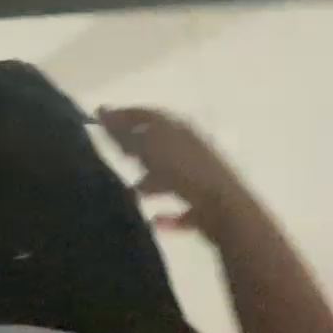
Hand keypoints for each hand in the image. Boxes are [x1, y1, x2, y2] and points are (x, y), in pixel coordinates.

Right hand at [98, 106, 251, 233]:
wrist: (232, 215)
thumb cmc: (183, 174)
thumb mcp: (145, 148)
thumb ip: (121, 132)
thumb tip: (100, 110)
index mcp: (177, 129)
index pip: (146, 114)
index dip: (123, 116)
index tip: (101, 123)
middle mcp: (193, 147)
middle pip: (159, 145)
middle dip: (137, 152)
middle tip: (118, 159)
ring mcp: (205, 177)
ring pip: (172, 176)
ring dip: (152, 183)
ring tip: (133, 194)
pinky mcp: (212, 206)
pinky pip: (185, 206)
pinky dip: (170, 213)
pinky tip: (156, 222)